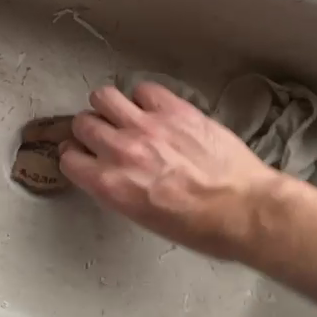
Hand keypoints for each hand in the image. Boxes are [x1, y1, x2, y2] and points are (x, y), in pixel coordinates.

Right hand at [60, 82, 281, 259]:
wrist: (247, 210)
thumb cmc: (200, 226)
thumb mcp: (142, 217)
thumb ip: (115, 188)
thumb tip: (106, 171)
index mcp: (109, 184)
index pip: (69, 157)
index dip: (77, 156)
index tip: (85, 156)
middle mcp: (120, 151)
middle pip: (82, 123)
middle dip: (91, 130)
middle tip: (106, 135)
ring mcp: (146, 126)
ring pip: (103, 96)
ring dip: (109, 106)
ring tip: (124, 115)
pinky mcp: (173, 110)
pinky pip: (143, 89)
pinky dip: (144, 98)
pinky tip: (155, 110)